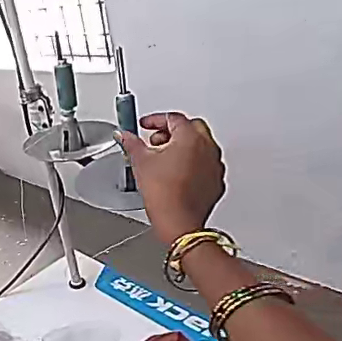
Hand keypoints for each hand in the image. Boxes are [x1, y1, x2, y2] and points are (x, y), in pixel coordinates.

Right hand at [116, 111, 225, 245]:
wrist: (179, 222)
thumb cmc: (165, 194)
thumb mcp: (141, 162)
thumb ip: (132, 144)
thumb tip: (125, 136)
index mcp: (190, 137)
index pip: (173, 118)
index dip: (155, 120)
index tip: (146, 125)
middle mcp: (208, 147)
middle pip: (190, 128)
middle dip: (171, 131)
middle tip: (155, 141)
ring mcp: (215, 165)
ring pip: (200, 146)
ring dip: (183, 148)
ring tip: (164, 159)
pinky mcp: (216, 182)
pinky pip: (205, 166)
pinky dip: (192, 165)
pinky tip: (177, 175)